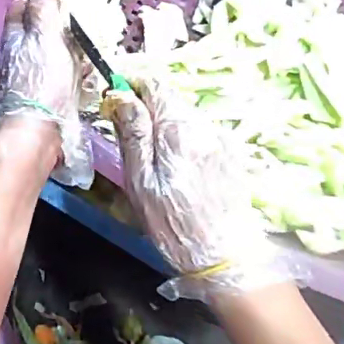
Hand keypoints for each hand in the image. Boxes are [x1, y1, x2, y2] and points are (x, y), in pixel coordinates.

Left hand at [0, 0, 90, 186]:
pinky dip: (77, 66)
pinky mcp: (48, 94)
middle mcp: (20, 53)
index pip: (20, 6)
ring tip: (93, 35)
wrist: (39, 132)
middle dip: (58, 20)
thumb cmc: (41, 81)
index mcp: (15, 36)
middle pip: (37, 28)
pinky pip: (64, 73)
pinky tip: (91, 67)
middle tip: (83, 12)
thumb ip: (43, 9)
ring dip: (71, 43)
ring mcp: (34, 74)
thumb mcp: (44, 37)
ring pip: (52, 50)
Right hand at [107, 80, 305, 299]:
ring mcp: (220, 138)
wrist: (226, 259)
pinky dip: (180, 140)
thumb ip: (132, 134)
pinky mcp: (230, 153)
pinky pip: (197, 133)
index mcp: (178, 129)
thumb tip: (122, 97)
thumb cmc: (174, 224)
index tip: (114, 104)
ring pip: (182, 116)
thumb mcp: (140, 181)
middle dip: (144, 109)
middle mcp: (204, 125)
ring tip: (151, 159)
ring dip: (162, 126)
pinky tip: (176, 169)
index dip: (130, 86)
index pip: (154, 84)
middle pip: (168, 98)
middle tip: (126, 138)